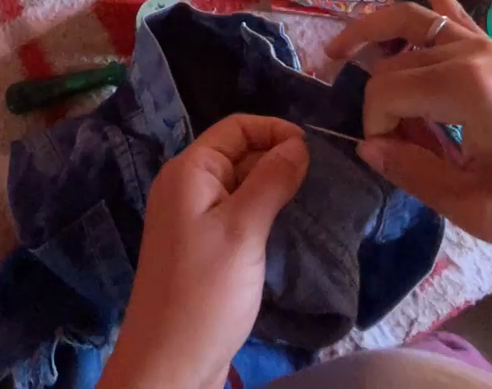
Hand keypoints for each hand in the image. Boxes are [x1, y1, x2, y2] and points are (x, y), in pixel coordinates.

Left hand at [100, 113, 310, 388]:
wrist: (170, 363)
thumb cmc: (205, 290)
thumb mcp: (244, 230)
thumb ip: (271, 181)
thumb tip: (298, 143)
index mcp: (189, 170)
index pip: (235, 127)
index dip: (274, 130)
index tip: (315, 149)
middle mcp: (186, 184)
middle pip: (237, 152)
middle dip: (276, 157)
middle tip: (321, 177)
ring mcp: (191, 216)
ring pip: (238, 183)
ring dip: (271, 185)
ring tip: (312, 197)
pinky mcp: (200, 244)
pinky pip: (234, 210)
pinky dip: (260, 210)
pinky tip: (285, 224)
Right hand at [326, 0, 491, 281]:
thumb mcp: (478, 208)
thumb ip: (413, 171)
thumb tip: (368, 146)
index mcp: (466, 87)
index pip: (387, 90)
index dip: (376, 124)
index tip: (390, 157)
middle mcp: (472, 53)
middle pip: (395, 60)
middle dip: (378, 98)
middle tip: (383, 138)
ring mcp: (489, 47)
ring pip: (414, 22)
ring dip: (375, 31)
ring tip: (340, 49)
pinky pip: (458, 16)